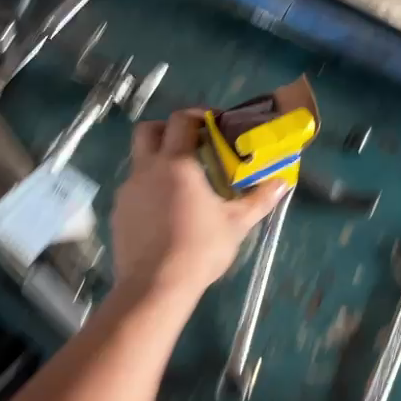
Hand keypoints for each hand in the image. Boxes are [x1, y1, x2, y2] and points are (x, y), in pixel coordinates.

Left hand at [109, 109, 285, 300]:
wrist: (155, 285)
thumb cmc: (199, 249)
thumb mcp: (236, 224)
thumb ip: (258, 200)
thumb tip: (282, 183)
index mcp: (176, 163)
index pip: (181, 121)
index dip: (197, 115)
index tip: (212, 123)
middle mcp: (146, 169)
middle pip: (148, 131)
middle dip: (167, 130)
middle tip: (189, 144)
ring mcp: (127, 192)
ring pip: (138, 163)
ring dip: (156, 162)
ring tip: (179, 185)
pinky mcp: (117, 213)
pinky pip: (133, 191)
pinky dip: (147, 191)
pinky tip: (163, 213)